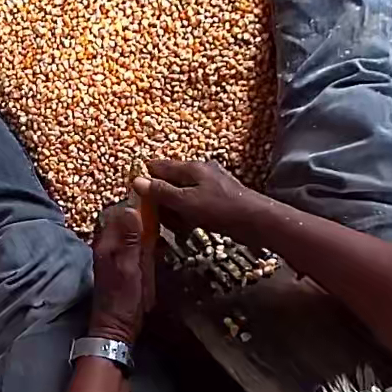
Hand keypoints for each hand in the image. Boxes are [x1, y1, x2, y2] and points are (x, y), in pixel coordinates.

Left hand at [87, 203, 146, 343]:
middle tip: (160, 225)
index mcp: (106, 244)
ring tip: (158, 242)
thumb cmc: (123, 300)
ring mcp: (114, 256)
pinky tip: (155, 252)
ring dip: (145, 237)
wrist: (116, 328)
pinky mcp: (122, 266)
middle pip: (126, 223)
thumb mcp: (130, 267)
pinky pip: (135, 249)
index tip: (155, 204)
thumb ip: (130, 240)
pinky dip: (145, 249)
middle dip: (143, 223)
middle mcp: (107, 246)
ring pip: (132, 236)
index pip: (119, 213)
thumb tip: (131, 209)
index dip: (136, 207)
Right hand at [134, 160, 273, 245]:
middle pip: (170, 179)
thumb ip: (161, 192)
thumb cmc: (220, 210)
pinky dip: (187, 212)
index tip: (133, 193)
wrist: (258, 222)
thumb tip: (136, 180)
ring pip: (182, 192)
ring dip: (173, 207)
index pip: (158, 166)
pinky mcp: (219, 197)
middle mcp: (200, 170)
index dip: (144, 177)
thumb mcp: (186, 202)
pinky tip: (187, 225)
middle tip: (152, 215)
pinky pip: (194, 201)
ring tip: (171, 223)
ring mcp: (211, 183)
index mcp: (190, 167)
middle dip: (159, 196)